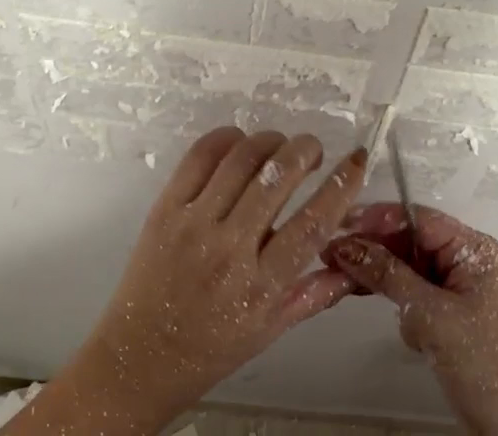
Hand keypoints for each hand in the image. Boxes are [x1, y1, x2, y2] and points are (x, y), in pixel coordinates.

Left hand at [5, 128, 367, 435]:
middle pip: (277, 175)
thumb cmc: (211, 348)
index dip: (341, 184)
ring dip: (269, 140)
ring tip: (279, 147)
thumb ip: (315, 293)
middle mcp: (228, 249)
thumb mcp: (271, 329)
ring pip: (241, 158)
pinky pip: (199, 156)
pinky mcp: (165, 209)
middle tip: (312, 150)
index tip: (357, 159)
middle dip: (305, 149)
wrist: (140, 358)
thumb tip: (355, 264)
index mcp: (261, 285)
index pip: (312, 222)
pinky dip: (226, 138)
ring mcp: (193, 224)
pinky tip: (239, 144)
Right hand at [327, 203, 497, 435]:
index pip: (420, 219)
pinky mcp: (446, 311)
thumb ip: (389, 276)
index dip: (379, 219)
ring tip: (338, 279)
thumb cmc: (482, 364)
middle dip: (372, 251)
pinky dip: (392, 298)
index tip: (341, 224)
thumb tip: (348, 246)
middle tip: (330, 257)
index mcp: (474, 250)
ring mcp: (456, 286)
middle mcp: (466, 260)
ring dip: (377, 277)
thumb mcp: (430, 316)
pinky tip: (367, 299)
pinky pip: (410, 291)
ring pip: (405, 267)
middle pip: (409, 241)